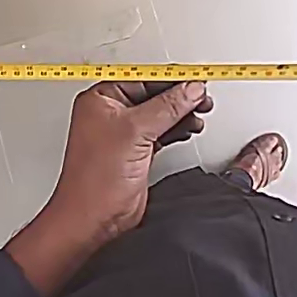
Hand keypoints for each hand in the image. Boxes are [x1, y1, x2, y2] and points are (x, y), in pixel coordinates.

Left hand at [5, 81, 211, 295]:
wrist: (94, 218)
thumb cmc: (94, 179)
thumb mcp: (135, 131)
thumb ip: (166, 107)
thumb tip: (189, 89)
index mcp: (100, 100)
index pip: (140, 77)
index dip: (169, 78)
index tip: (194, 78)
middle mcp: (109, 114)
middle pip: (151, 94)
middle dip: (178, 96)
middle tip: (201, 96)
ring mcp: (122, 134)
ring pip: (158, 113)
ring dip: (181, 112)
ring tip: (200, 110)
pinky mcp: (135, 152)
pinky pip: (161, 131)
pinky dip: (177, 128)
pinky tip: (189, 127)